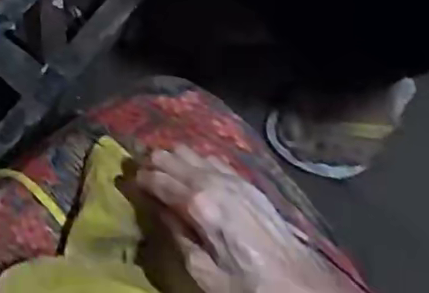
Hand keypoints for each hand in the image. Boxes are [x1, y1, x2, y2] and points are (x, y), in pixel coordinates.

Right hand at [136, 147, 357, 292]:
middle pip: (169, 156)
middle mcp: (211, 180)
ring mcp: (230, 176)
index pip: (157, 179)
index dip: (138, 178)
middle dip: (150, 161)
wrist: (302, 288)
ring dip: (171, 156)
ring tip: (160, 169)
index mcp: (198, 204)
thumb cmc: (249, 289)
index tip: (126, 180)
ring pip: (188, 150)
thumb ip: (177, 236)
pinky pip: (210, 156)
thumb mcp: (205, 274)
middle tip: (138, 172)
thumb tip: (157, 209)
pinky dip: (194, 158)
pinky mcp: (245, 180)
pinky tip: (192, 170)